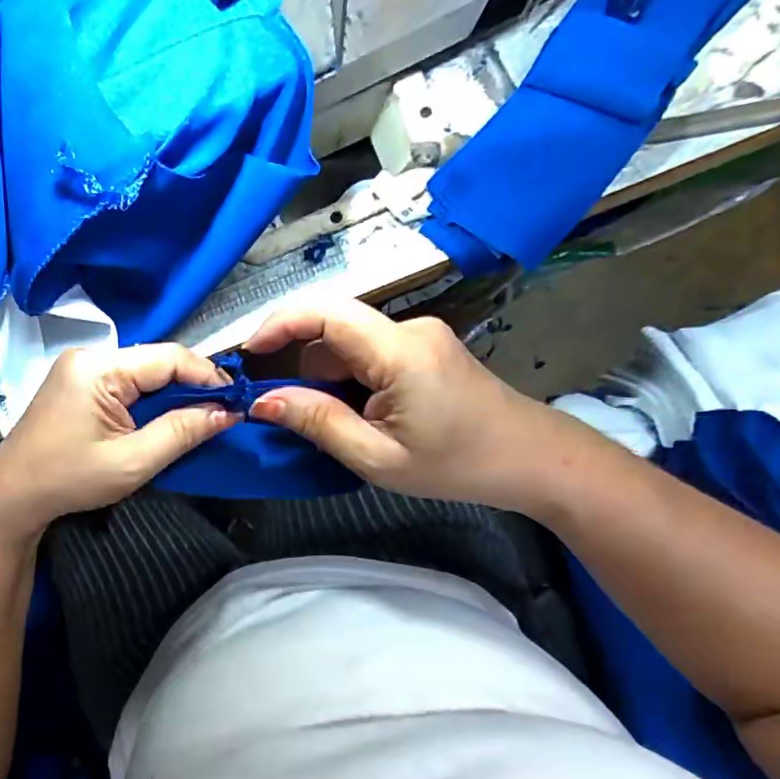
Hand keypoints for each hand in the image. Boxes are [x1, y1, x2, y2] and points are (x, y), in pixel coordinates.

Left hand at [0, 344, 240, 536]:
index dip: (208, 376)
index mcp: (99, 368)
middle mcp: (89, 357)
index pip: (169, 357)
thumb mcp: (133, 461)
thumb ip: (183, 432)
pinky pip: (126, 382)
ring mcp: (81, 368)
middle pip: (156, 361)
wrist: (12, 495)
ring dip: (173, 393)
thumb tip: (228, 413)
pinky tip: (166, 417)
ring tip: (202, 416)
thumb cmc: (69, 480)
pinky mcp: (78, 383)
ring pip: (144, 372)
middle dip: (192, 385)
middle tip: (224, 411)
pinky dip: (151, 399)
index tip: (237, 400)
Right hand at [244, 301, 615, 513]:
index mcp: (398, 351)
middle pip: (333, 333)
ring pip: (349, 346)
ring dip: (328, 380)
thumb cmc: (457, 465)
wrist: (531, 460)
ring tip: (342, 428)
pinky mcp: (425, 348)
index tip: (247, 354)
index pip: (324, 313)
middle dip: (303, 370)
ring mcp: (420, 335)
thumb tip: (263, 400)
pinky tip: (363, 417)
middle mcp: (408, 329)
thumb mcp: (377, 457)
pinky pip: (370, 354)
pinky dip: (351, 381)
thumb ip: (318, 422)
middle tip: (291, 418)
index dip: (278, 325)